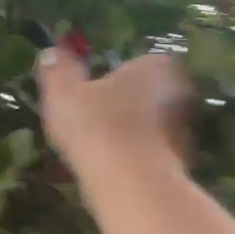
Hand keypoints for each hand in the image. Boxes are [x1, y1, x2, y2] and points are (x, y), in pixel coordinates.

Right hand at [36, 46, 191, 199]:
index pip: (134, 61)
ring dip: (130, 128)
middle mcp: (178, 89)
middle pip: (145, 90)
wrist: (130, 182)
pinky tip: (111, 163)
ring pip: (150, 120)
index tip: (88, 90)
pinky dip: (135, 152)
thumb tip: (51, 51)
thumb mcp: (63, 93)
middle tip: (92, 115)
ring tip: (98, 143)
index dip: (110, 74)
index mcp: (154, 65)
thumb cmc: (96, 126)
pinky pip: (151, 147)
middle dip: (124, 100)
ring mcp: (184, 125)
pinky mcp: (180, 157)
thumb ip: (58, 70)